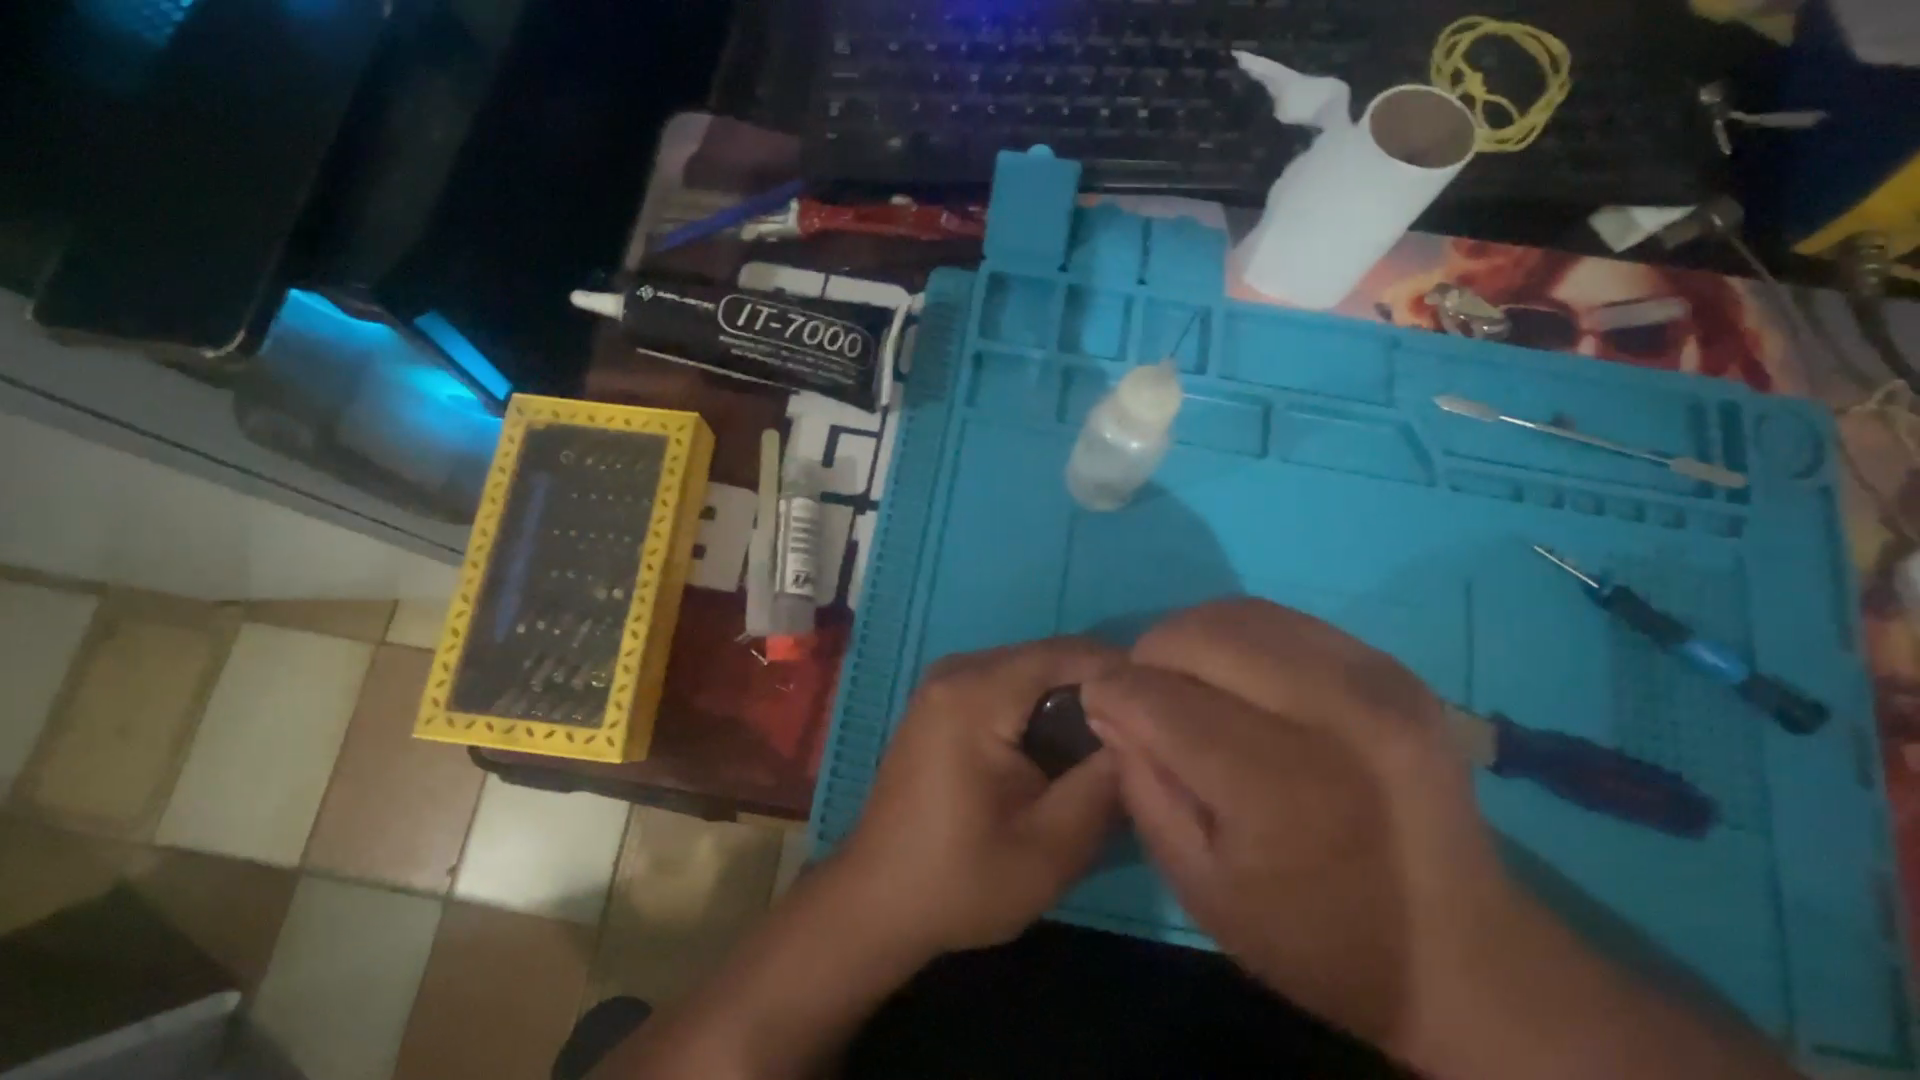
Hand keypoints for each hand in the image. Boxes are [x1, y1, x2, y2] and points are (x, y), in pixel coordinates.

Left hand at [835, 638, 1125, 955]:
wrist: (876, 904)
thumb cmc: (961, 880)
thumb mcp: (1052, 846)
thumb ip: (1105, 782)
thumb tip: (1147, 734)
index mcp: (975, 693)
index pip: (1071, 654)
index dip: (1126, 677)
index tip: (1168, 715)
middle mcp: (956, 671)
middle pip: (1051, 659)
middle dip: (1102, 694)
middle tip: (1145, 740)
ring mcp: (944, 685)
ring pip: (1033, 673)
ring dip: (1074, 705)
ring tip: (1112, 751)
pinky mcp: (942, 704)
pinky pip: (1009, 689)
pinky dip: (1043, 712)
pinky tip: (1064, 755)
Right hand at [1080, 599, 1526, 1064]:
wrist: (1458, 952)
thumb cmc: (1314, 936)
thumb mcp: (1200, 886)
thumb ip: (1144, 787)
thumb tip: (1108, 706)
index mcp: (1280, 784)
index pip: (1162, 698)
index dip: (1112, 693)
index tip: (1093, 703)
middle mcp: (1332, 712)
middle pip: (1204, 634)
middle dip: (1150, 654)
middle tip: (1139, 695)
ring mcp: (1373, 680)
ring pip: (1244, 612)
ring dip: (1193, 638)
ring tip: (1184, 683)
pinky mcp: (1393, 669)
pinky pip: (1289, 621)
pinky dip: (1242, 638)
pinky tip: (1238, 679)